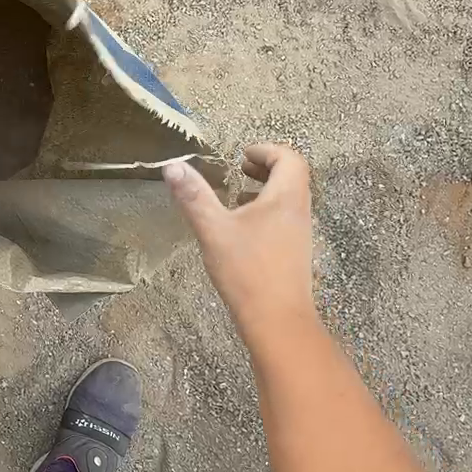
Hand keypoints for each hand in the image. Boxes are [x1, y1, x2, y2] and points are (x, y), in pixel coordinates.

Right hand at [163, 144, 315, 340]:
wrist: (277, 320)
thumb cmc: (247, 271)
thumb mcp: (212, 229)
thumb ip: (193, 196)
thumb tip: (173, 166)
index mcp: (285, 199)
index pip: (289, 158)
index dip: (266, 150)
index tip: (240, 156)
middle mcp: (299, 211)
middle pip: (293, 175)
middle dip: (266, 166)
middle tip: (238, 169)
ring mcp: (299, 233)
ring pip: (289, 197)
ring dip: (265, 188)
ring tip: (235, 195)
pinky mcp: (294, 251)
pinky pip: (285, 216)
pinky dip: (265, 209)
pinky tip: (241, 227)